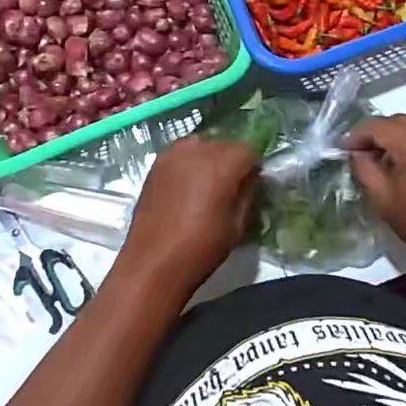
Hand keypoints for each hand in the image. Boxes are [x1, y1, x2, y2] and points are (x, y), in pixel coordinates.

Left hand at [116, 135, 259, 298]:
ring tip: (208, 181)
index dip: (253, 166)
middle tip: (232, 184)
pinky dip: (189, 160)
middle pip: (224, 143)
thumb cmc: (200, 248)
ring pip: (200, 143)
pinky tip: (188, 183)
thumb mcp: (236, 225)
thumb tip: (250, 179)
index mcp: (220, 166)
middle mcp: (196, 152)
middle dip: (232, 159)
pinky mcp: (155, 165)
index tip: (252, 183)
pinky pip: (180, 152)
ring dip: (209, 156)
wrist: (153, 262)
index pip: (247, 150)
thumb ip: (246, 194)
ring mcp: (171, 156)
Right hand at [347, 115, 405, 268]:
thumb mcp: (383, 199)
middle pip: (397, 120)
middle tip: (365, 154)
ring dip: (398, 135)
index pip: (377, 125)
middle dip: (377, 133)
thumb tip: (357, 153)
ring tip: (388, 158)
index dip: (357, 136)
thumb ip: (364, 169)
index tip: (346, 150)